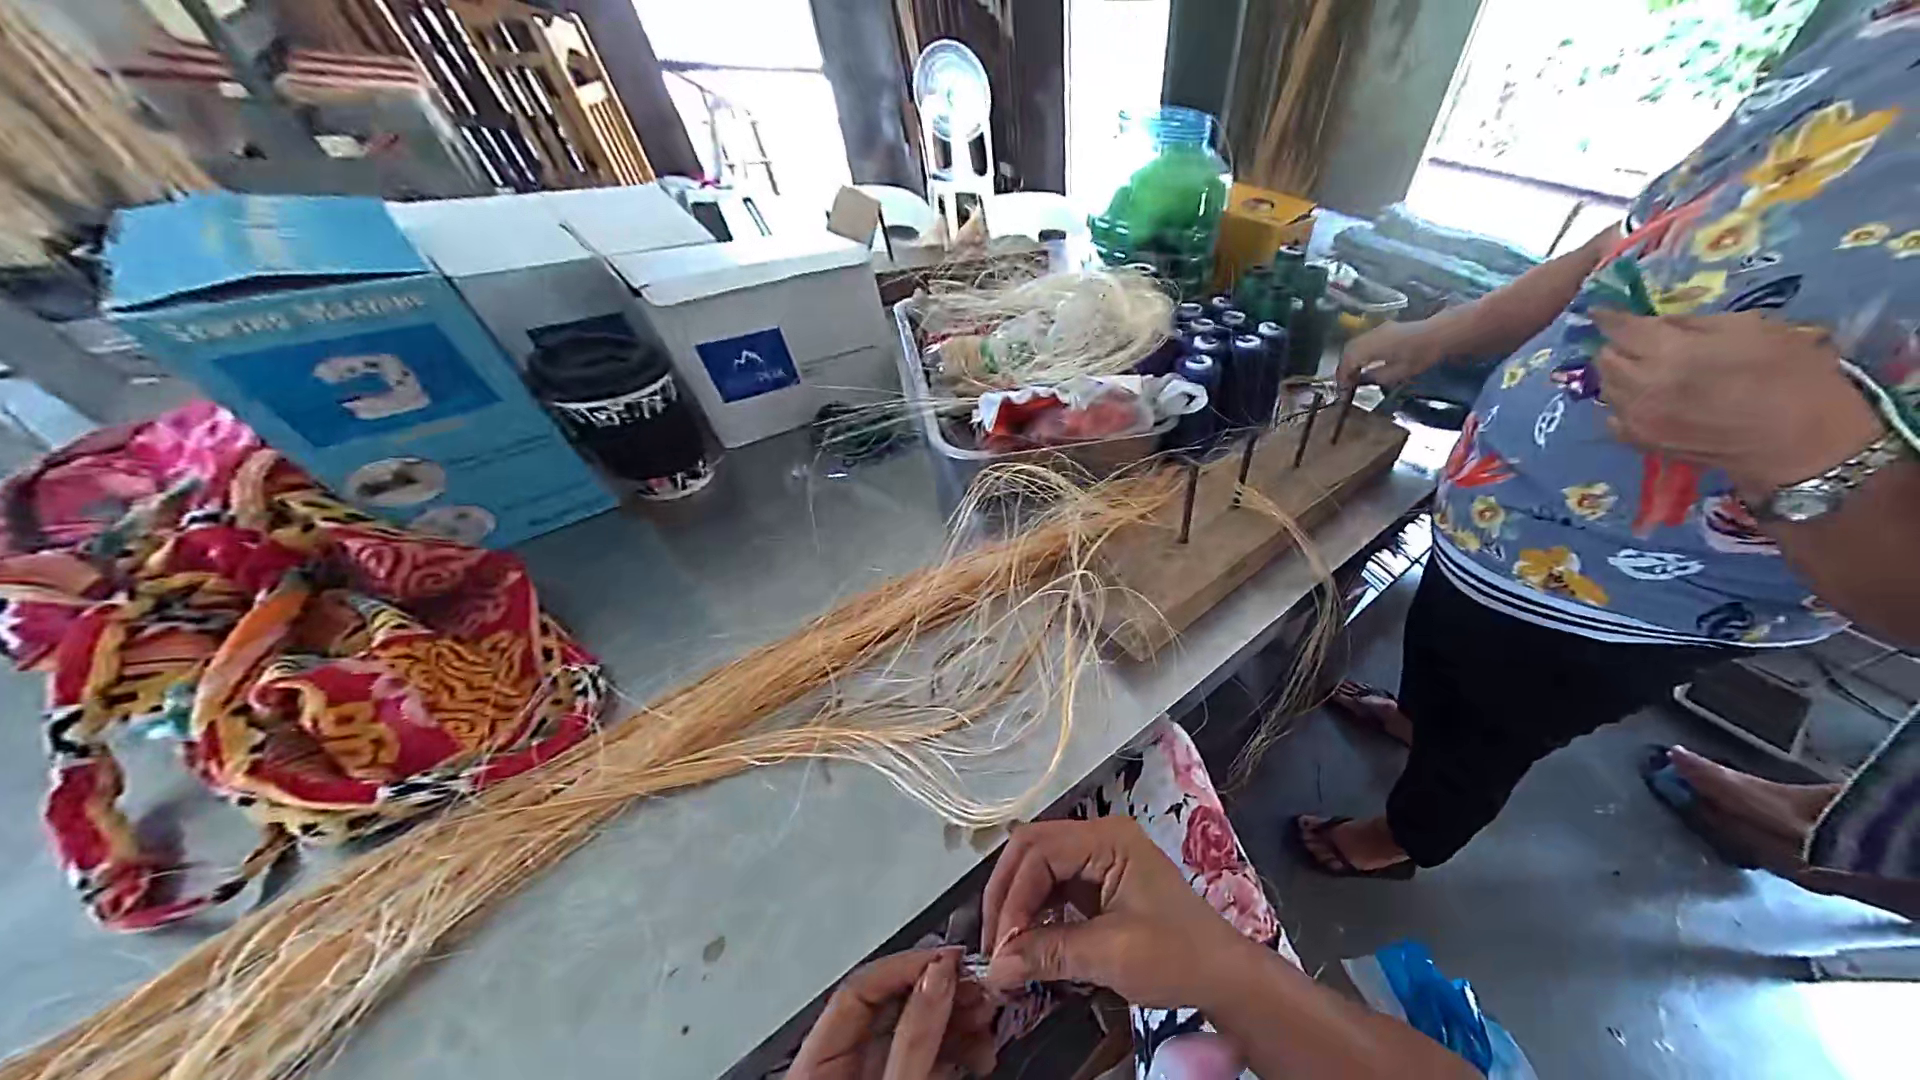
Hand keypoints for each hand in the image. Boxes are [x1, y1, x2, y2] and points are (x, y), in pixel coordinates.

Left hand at [789, 948, 996, 1079]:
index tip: (950, 958)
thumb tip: (939, 970)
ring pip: (916, 1031)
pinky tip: (982, 1052)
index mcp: (817, 1063)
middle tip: (980, 984)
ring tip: (988, 1016)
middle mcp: (843, 1064)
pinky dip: (958, 1051)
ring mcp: (874, 1078)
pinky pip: (928, 1060)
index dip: (905, 966)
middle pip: (893, 1006)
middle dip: (941, 992)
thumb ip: (913, 1036)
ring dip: (958, 1020)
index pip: (859, 989)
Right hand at [979, 817, 1254, 1009]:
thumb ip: (1050, 952)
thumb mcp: (1112, 955)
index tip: (1000, 945)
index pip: (1040, 852)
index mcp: (1107, 838)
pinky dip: (1035, 910)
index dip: (1013, 896)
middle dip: (1008, 894)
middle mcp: (1098, 836)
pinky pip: (1053, 884)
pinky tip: (1028, 937)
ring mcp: (1098, 855)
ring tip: (1006, 945)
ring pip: (1038, 865)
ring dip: (1018, 903)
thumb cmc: (1178, 957)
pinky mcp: (1098, 879)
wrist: (1225, 978)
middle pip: (1032, 849)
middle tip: (994, 943)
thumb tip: (995, 967)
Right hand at [1335, 318, 1454, 388]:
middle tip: (1345, 382)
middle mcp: (1371, 336)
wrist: (1442, 333)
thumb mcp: (1399, 372)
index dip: (1343, 376)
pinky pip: (1362, 341)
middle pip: (1347, 351)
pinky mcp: (1384, 329)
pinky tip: (1364, 361)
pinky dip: (1357, 353)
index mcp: (1372, 347)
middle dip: (1343, 367)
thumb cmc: (1421, 354)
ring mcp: (1377, 330)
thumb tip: (1362, 380)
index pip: (1348, 362)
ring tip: (1353, 373)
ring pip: (1353, 345)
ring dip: (1349, 359)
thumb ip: (1376, 377)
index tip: (1343, 389)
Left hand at [1590, 310, 1883, 493]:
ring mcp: (1632, 414)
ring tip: (1649, 371)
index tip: (1601, 313)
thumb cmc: (1791, 376)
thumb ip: (1695, 323)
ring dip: (1619, 374)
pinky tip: (1649, 399)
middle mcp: (1639, 383)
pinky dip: (1624, 402)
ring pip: (1605, 385)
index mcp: (1670, 352)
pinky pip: (1612, 412)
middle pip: (1606, 357)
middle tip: (1640, 344)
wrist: (1797, 439)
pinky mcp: (1633, 437)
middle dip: (1618, 347)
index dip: (1609, 318)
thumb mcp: (1755, 329)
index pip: (1621, 330)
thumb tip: (1655, 322)